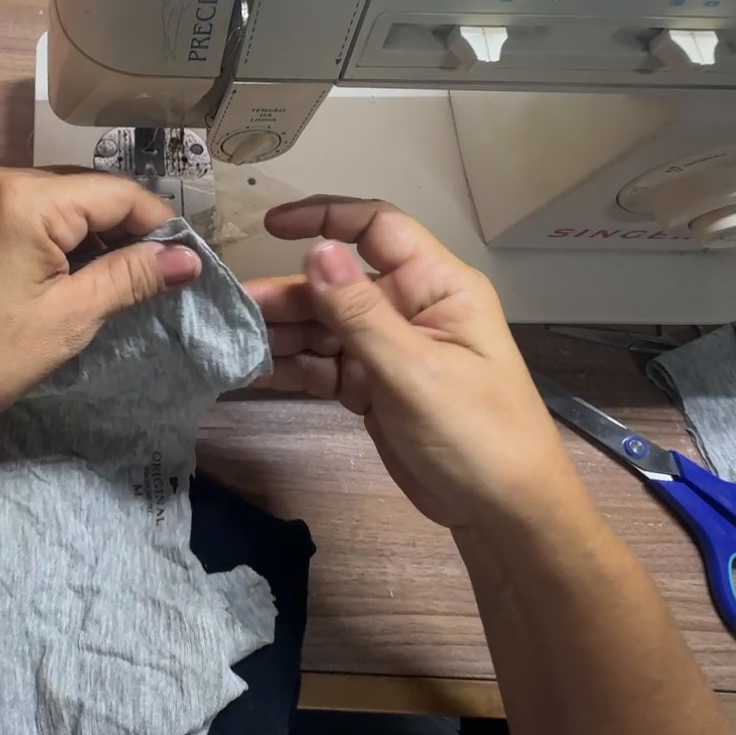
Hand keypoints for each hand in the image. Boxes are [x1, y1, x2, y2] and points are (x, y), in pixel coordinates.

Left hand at [0, 167, 201, 442]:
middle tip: (160, 278)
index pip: (118, 194)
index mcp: (27, 199)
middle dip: (132, 231)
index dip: (161, 226)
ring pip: (70, 200)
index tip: (188, 264)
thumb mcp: (68, 319)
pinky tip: (85, 271)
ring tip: (126, 280)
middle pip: (93, 192)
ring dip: (102, 235)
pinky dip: (70, 237)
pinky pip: (42, 211)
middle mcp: (6, 178)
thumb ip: (130, 277)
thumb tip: (189, 259)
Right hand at [244, 197, 587, 531]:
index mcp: (434, 286)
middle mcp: (405, 307)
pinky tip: (251, 371)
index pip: (377, 228)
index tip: (271, 226)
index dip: (325, 217)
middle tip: (236, 308)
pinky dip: (288, 366)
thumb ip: (359, 312)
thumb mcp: (414, 371)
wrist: (501, 516)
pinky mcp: (367, 383)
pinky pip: (319, 363)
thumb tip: (316, 249)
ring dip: (279, 333)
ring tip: (234, 342)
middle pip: (334, 285)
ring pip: (320, 325)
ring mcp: (384, 347)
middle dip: (287, 296)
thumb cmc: (476, 434)